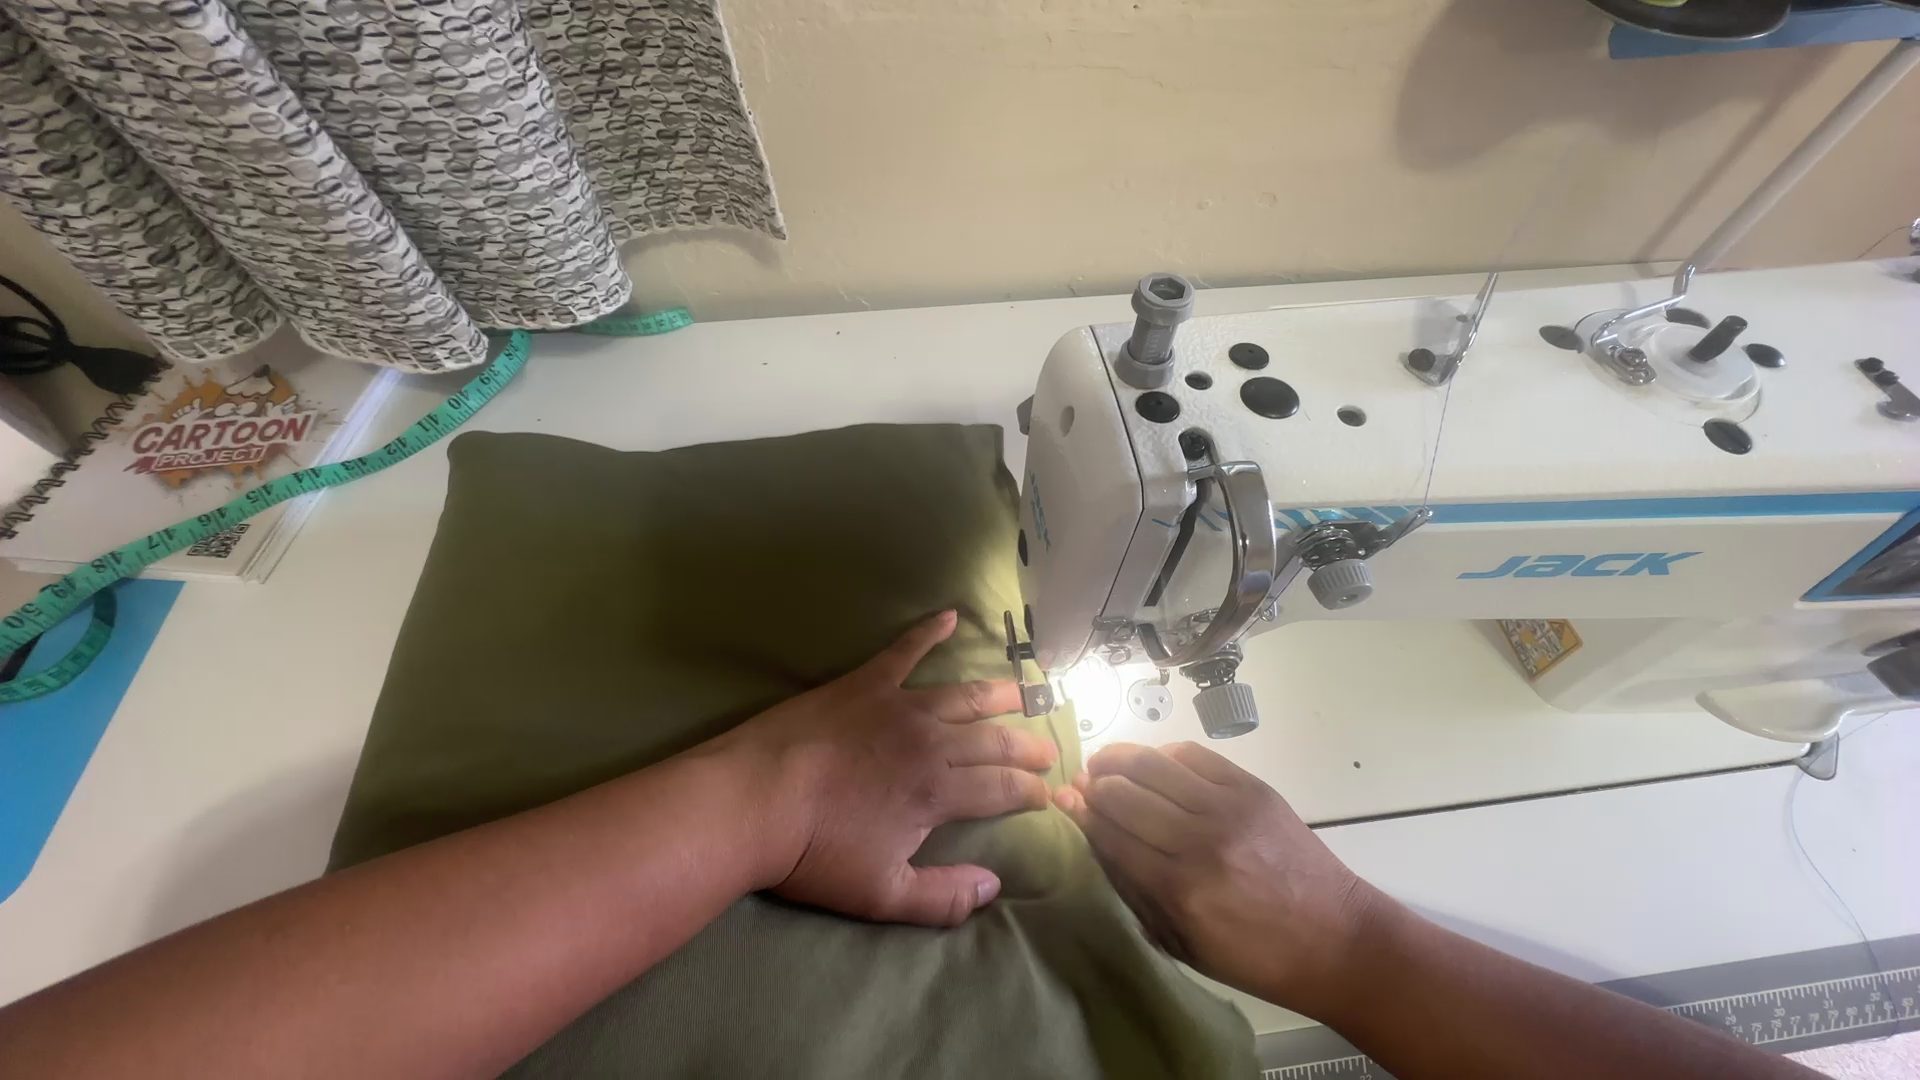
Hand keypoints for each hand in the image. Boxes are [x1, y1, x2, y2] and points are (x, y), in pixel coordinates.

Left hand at [718, 610, 1056, 926]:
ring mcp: (899, 706)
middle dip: (1026, 745)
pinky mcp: (866, 683)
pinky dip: (929, 632)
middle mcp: (931, 743)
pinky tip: (949, 616)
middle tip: (1047, 748)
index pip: (1001, 789)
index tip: (1046, 794)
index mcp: (938, 792)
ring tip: (1025, 691)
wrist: (755, 800)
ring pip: (963, 695)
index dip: (1029, 792)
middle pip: (993, 740)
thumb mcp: (881, 893)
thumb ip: (942, 896)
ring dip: (999, 694)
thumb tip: (993, 887)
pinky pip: (904, 650)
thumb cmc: (815, 851)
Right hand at [1054, 741, 1382, 1012]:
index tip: (1064, 800)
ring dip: (1119, 758)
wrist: (1335, 938)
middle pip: (1126, 794)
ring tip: (1103, 761)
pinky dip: (1162, 753)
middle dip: (1095, 784)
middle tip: (1083, 783)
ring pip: (1154, 765)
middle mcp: (1201, 842)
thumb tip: (1091, 833)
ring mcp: (1229, 808)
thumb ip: (1133, 887)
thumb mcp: (1182, 942)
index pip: (1112, 835)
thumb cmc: (1253, 955)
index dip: (1082, 813)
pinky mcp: (1253, 788)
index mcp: (1181, 891)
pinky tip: (1150, 762)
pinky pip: (1193, 755)